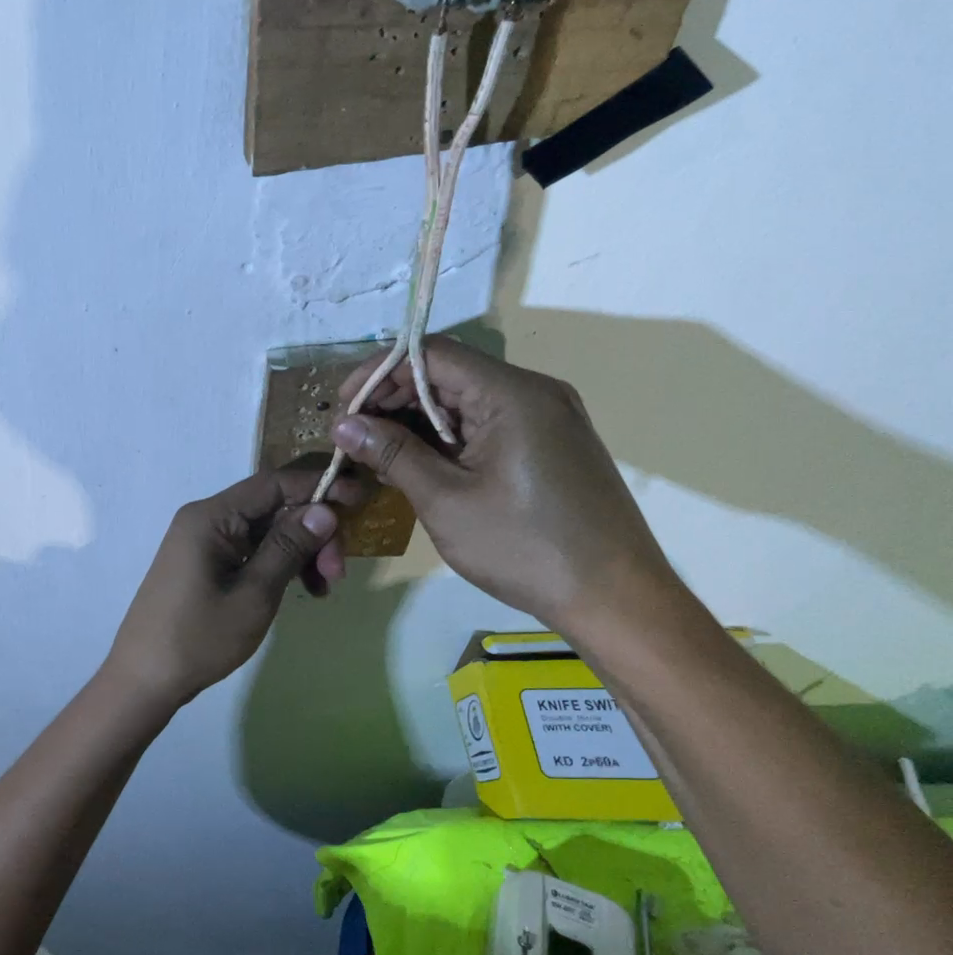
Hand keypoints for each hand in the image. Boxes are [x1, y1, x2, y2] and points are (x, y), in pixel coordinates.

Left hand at [104, 470, 362, 706]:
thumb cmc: (199, 637)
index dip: (319, 486)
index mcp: (210, 517)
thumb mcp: (254, 593)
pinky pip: (251, 550)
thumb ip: (288, 547)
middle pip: (272, 506)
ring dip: (301, 551)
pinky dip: (280, 564)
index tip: (361, 500)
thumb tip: (323, 510)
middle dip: (313, 531)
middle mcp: (205, 519)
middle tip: (338, 573)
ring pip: (266, 530)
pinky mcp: (205, 563)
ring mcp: (203, 541)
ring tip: (324, 589)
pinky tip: (305, 590)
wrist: (146, 677)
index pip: (273, 483)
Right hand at [334, 336, 678, 632]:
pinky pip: (483, 423)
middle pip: (446, 374)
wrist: (615, 599)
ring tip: (374, 455)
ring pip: (462, 400)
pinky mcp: (546, 444)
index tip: (341, 409)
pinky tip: (415, 466)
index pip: (430, 355)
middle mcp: (533, 394)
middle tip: (350, 437)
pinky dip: (443, 437)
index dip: (378, 373)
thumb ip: (391, 453)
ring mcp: (544, 419)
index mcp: (512, 395)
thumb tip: (342, 425)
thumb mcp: (444, 500)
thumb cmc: (524, 547)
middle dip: (390, 399)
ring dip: (413, 421)